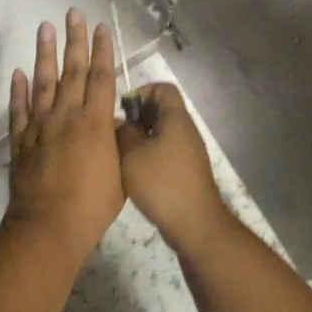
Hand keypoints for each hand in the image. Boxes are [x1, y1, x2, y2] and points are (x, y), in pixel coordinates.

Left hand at [3, 9, 124, 258]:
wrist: (49, 227)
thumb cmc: (94, 205)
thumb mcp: (120, 172)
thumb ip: (117, 143)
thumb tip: (112, 124)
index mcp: (95, 123)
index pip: (101, 77)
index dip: (103, 50)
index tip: (102, 27)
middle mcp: (67, 116)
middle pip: (73, 70)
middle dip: (75, 40)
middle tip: (73, 12)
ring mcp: (41, 126)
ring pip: (43, 82)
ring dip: (44, 53)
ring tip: (44, 27)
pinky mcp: (21, 142)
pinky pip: (19, 110)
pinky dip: (18, 90)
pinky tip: (18, 73)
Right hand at [116, 83, 238, 252]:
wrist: (194, 222)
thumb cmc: (162, 183)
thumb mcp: (132, 155)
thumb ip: (122, 133)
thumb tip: (118, 122)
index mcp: (176, 118)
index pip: (163, 88)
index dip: (142, 91)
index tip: (122, 109)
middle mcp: (185, 130)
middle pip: (161, 110)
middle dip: (137, 118)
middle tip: (116, 134)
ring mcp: (187, 151)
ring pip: (161, 133)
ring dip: (140, 139)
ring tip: (120, 154)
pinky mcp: (185, 170)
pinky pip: (165, 152)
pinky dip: (149, 156)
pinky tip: (133, 173)